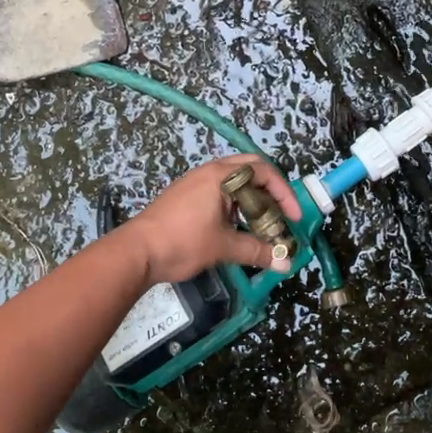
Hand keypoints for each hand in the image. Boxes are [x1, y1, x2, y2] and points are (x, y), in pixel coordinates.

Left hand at [118, 155, 303, 284]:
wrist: (137, 252)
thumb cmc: (182, 243)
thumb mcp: (223, 247)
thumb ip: (257, 251)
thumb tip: (286, 263)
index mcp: (221, 175)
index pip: (264, 172)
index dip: (284, 194)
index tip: (294, 218)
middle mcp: (210, 170)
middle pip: (251, 168)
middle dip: (271, 190)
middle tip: (281, 213)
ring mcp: (196, 180)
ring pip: (234, 179)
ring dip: (252, 196)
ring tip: (260, 222)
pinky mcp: (186, 193)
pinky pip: (220, 188)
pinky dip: (235, 201)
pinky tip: (234, 225)